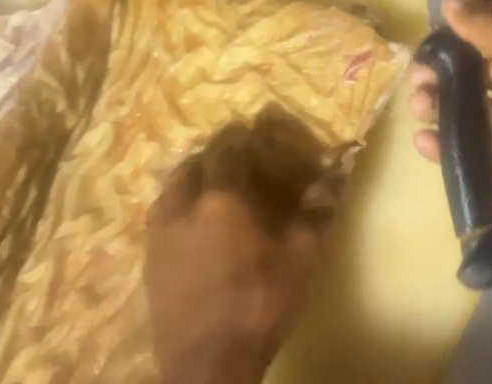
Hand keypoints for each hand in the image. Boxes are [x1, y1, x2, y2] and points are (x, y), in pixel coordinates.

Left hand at [145, 111, 347, 383]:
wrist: (208, 365)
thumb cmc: (261, 302)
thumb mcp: (301, 256)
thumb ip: (319, 208)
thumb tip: (341, 167)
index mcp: (222, 198)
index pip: (227, 151)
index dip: (241, 137)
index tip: (254, 131)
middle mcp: (184, 208)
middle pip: (191, 166)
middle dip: (211, 155)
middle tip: (233, 158)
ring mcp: (160, 239)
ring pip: (169, 192)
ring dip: (188, 180)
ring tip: (208, 186)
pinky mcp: (149, 267)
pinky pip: (159, 220)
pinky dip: (175, 209)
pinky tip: (191, 225)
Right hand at [409, 0, 491, 224]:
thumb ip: (484, 26)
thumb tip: (450, 1)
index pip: (486, 28)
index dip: (457, 27)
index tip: (428, 30)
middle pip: (465, 68)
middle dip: (436, 68)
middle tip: (417, 75)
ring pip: (457, 105)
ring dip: (432, 102)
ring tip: (418, 105)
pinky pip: (459, 145)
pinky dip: (437, 143)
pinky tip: (423, 139)